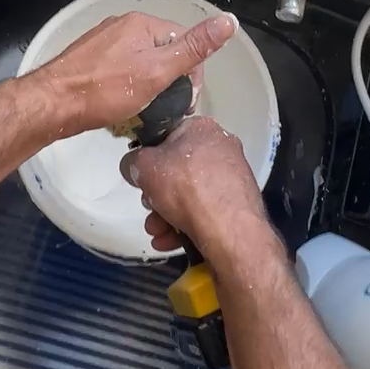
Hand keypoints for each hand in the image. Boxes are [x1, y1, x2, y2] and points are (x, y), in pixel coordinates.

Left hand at [23, 10, 236, 142]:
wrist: (51, 106)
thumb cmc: (102, 91)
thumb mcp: (157, 72)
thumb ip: (193, 48)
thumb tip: (228, 21)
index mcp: (142, 24)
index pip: (184, 41)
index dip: (190, 73)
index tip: (184, 100)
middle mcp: (122, 26)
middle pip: (163, 51)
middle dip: (169, 80)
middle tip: (164, 109)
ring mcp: (104, 42)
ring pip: (142, 62)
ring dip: (148, 86)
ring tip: (142, 110)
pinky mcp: (90, 59)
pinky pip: (121, 70)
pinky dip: (127, 87)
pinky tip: (121, 105)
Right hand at [119, 117, 270, 259]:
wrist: (230, 229)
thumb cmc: (186, 186)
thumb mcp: (144, 166)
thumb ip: (132, 161)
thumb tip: (134, 167)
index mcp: (202, 128)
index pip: (168, 135)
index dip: (149, 156)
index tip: (141, 177)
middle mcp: (221, 147)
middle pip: (177, 170)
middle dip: (157, 195)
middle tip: (149, 208)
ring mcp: (232, 177)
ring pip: (188, 195)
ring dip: (165, 215)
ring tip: (156, 232)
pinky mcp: (237, 205)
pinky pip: (203, 211)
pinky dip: (184, 225)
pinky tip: (170, 241)